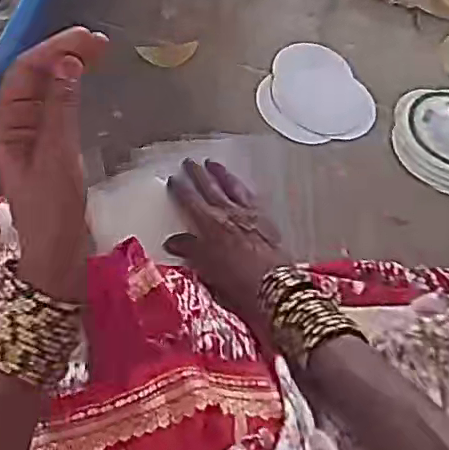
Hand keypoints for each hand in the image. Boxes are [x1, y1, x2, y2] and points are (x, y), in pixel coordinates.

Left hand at [0, 27, 108, 300]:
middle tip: (100, 42)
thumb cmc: (52, 207)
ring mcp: (27, 127)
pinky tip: (86, 75)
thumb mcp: (58, 155)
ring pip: (46, 83)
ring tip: (99, 51)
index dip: (54, 48)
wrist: (56, 248)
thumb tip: (68, 62)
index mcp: (2, 120)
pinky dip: (71, 84)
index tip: (87, 38)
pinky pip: (55, 100)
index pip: (25, 70)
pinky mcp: (44, 136)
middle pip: (34, 72)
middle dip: (64, 52)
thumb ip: (61, 107)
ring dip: (69, 64)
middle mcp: (10, 117)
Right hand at [164, 160, 289, 335]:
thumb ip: (190, 250)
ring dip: (221, 174)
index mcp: (210, 225)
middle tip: (190, 162)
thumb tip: (172, 241)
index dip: (181, 189)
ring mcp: (249, 214)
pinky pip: (250, 195)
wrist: (276, 288)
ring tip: (213, 164)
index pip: (190, 201)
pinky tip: (240, 185)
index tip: (174, 179)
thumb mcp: (207, 270)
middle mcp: (228, 213)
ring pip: (231, 186)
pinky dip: (241, 186)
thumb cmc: (238, 284)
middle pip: (210, 188)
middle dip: (198, 174)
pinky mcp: (265, 218)